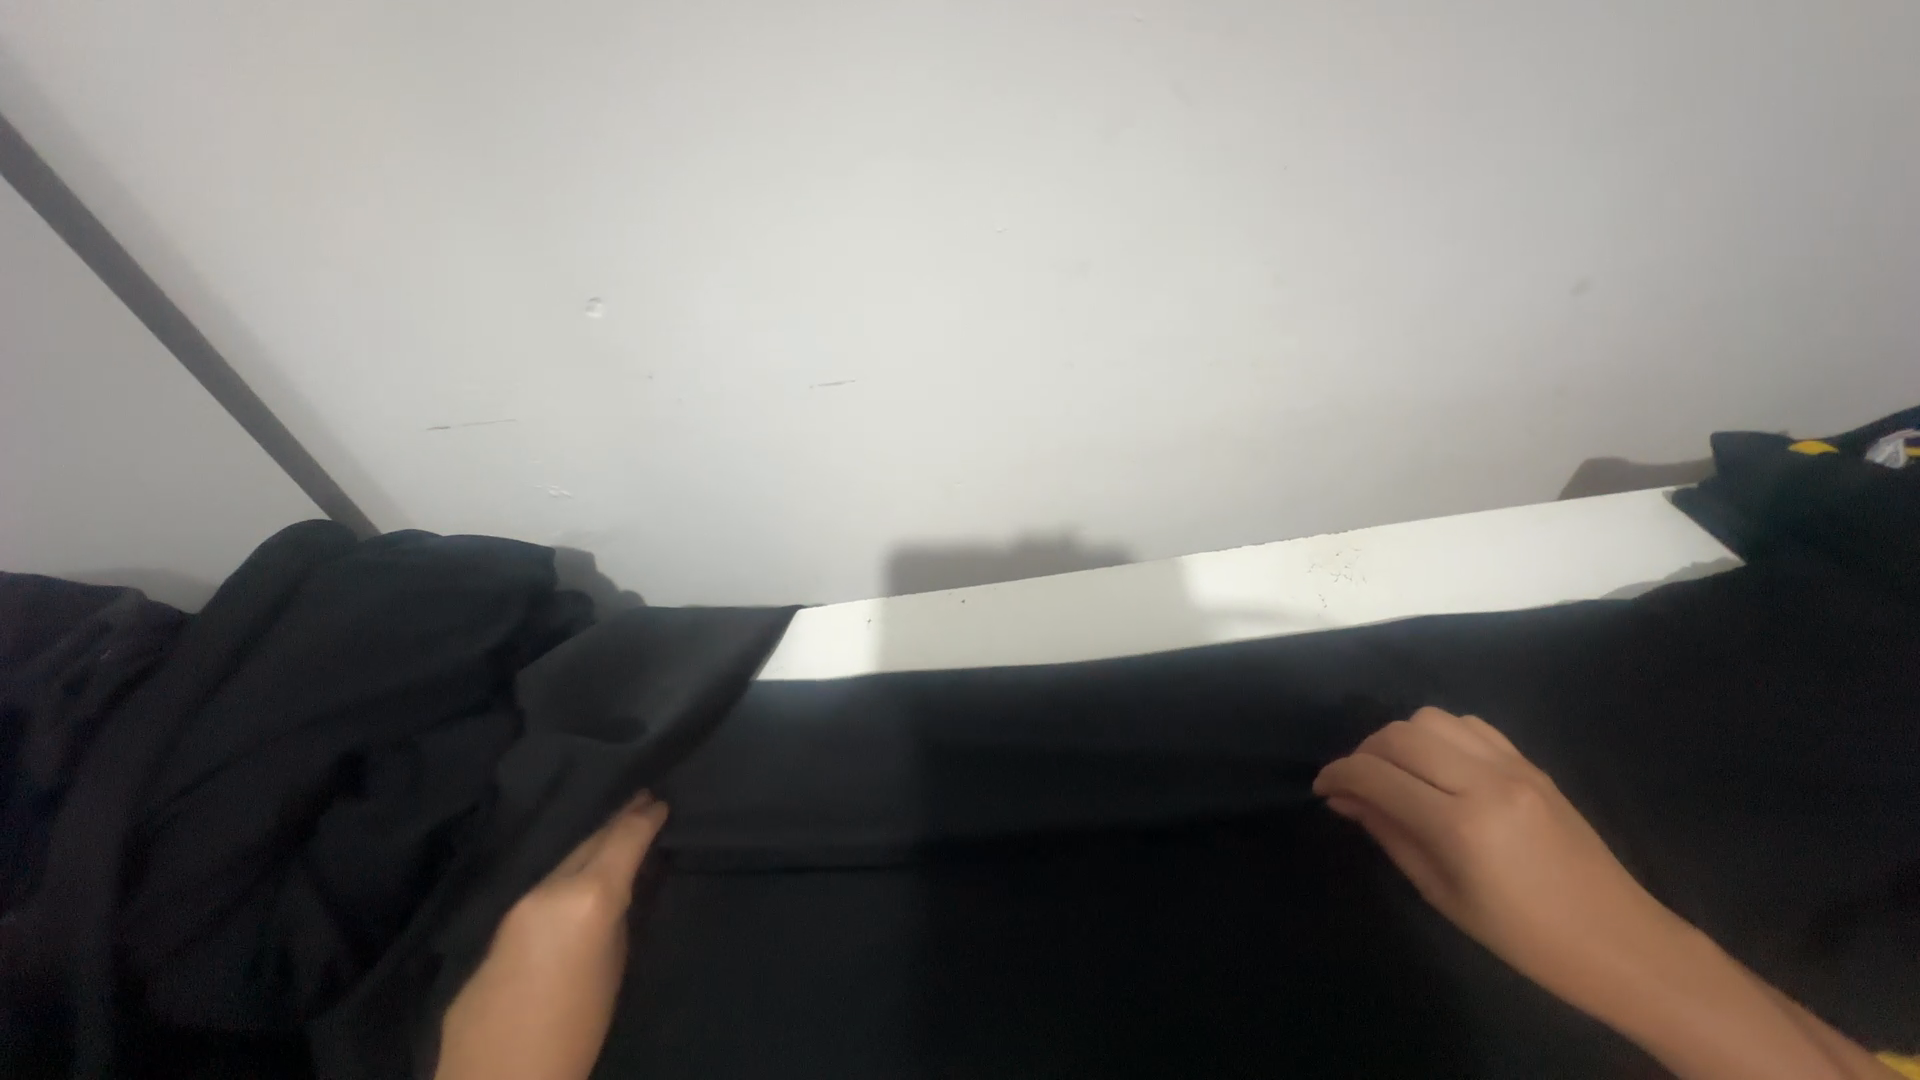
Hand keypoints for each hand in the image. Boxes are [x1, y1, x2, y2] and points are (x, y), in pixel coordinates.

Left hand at [434, 793, 668, 1079]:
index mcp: (588, 897)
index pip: (622, 840)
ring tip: (616, 834)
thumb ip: (618, 918)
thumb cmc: (576, 1029)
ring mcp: (516, 908)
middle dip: (617, 821)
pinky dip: (566, 877)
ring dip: (591, 847)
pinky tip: (576, 882)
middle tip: (641, 802)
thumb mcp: (615, 967)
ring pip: (563, 864)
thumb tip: (620, 891)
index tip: (659, 801)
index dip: (644, 818)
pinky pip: (541, 892)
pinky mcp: (495, 932)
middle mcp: (548, 890)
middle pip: (589, 842)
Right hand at [1315, 707, 1894, 1079]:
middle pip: (1398, 735)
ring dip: (1400, 738)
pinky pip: (1470, 724)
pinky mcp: (1532, 764)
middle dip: (1363, 753)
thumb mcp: (1441, 893)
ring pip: (1431, 718)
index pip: (1375, 775)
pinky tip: (1438, 765)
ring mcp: (1513, 767)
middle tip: (1355, 782)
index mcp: (1460, 824)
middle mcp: (1484, 782)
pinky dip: (1440, 734)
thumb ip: (1387, 834)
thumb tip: (1343, 798)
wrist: (1620, 942)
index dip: (1337, 775)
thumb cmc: (1522, 936)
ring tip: (1396, 770)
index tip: (1323, 789)